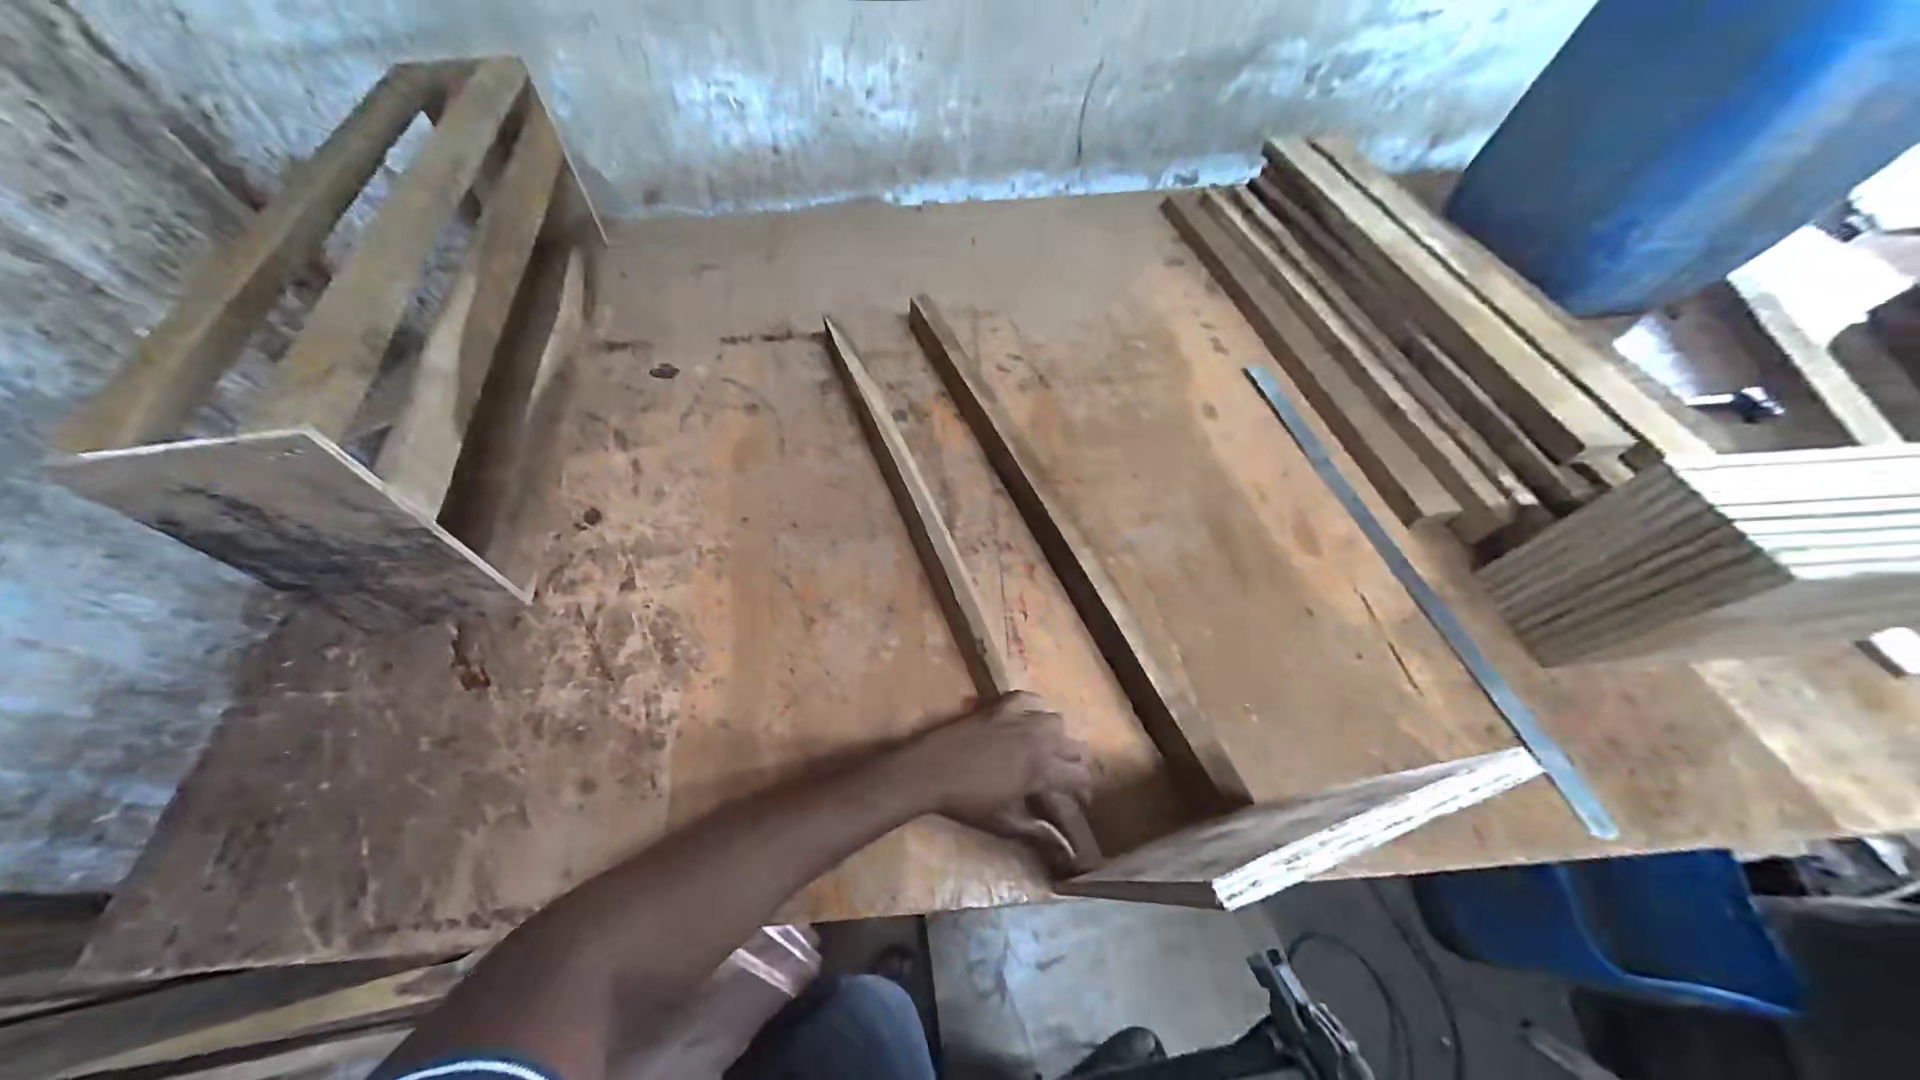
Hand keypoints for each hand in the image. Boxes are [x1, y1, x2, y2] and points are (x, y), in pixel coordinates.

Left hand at [888, 692, 1094, 857]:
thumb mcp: (1004, 822)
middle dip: (1075, 765)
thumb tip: (1062, 845)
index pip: (1081, 777)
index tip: (1079, 802)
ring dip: (1058, 737)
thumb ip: (1036, 831)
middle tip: (1064, 780)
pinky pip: (1027, 698)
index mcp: (1042, 770)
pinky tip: (1029, 718)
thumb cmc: (966, 802)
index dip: (1084, 792)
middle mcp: (1039, 740)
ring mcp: (1019, 719)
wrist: (929, 770)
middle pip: (1075, 747)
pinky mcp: (999, 707)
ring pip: (1056, 721)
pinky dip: (1034, 706)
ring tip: (1047, 751)